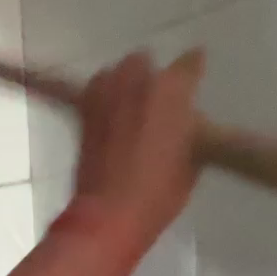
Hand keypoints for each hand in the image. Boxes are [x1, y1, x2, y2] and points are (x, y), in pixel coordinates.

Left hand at [72, 49, 205, 242]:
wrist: (108, 214)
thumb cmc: (157, 194)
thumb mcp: (192, 161)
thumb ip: (188, 130)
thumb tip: (183, 123)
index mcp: (173, 90)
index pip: (191, 63)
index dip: (193, 71)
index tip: (194, 78)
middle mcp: (139, 82)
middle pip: (144, 61)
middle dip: (149, 78)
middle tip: (153, 103)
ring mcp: (106, 95)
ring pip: (115, 72)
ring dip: (122, 84)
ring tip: (126, 108)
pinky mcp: (82, 114)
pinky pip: (92, 91)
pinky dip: (99, 97)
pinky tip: (105, 113)